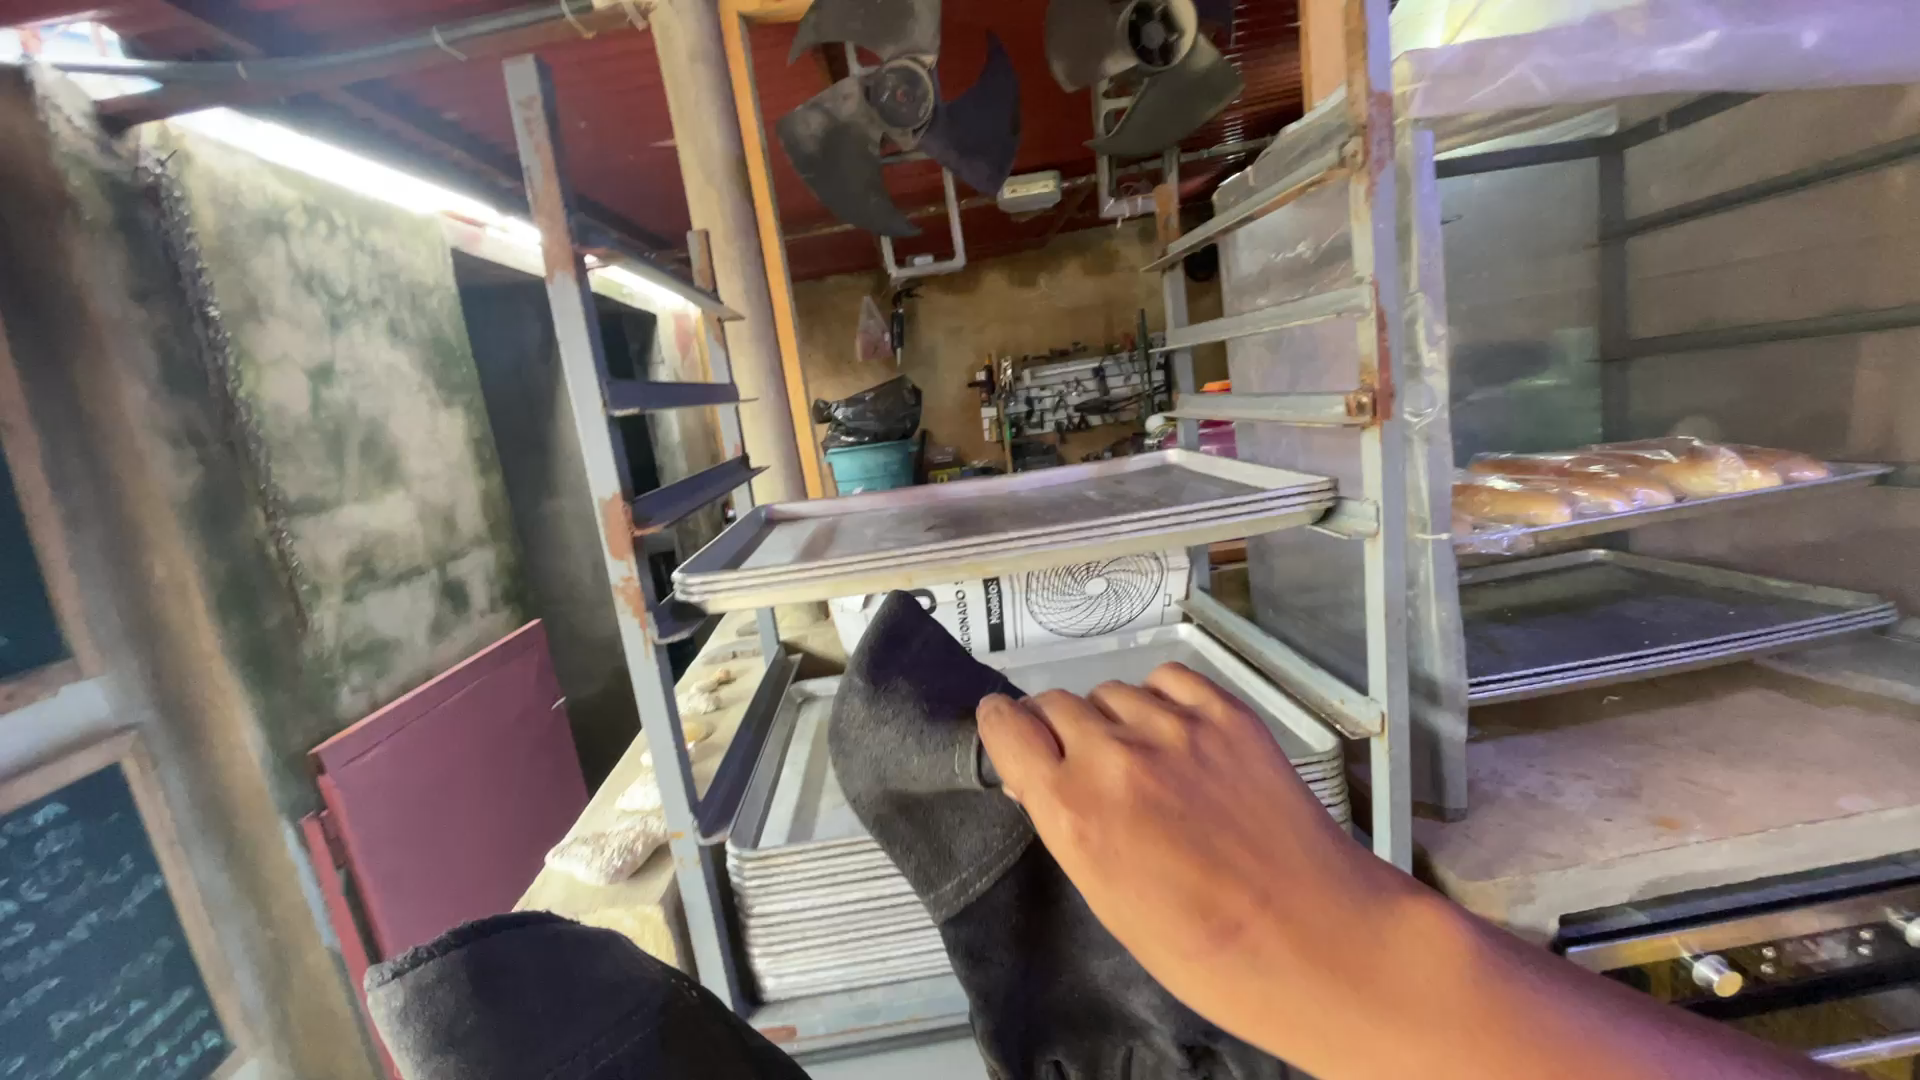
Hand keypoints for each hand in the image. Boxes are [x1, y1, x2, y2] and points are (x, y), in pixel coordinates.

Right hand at [976, 663, 1420, 1057]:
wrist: (1313, 940)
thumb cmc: (1200, 945)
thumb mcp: (1104, 895)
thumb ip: (1063, 821)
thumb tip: (1038, 777)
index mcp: (1073, 809)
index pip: (1006, 726)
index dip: (1003, 726)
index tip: (1011, 729)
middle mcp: (1112, 756)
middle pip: (1055, 703)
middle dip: (1057, 728)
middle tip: (1086, 760)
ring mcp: (1172, 727)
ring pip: (1110, 691)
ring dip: (1112, 718)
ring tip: (1145, 757)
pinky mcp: (1224, 713)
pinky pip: (1166, 679)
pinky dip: (1161, 699)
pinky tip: (1178, 732)